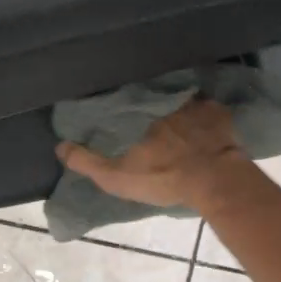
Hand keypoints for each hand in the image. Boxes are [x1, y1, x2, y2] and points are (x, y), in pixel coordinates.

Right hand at [54, 98, 263, 213]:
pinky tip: (205, 125)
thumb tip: (60, 145)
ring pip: (182, 101)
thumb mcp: (116, 176)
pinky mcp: (220, 113)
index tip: (121, 116)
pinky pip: (209, 109)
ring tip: (178, 123)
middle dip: (152, 108)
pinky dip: (205, 115)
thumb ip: (87, 162)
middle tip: (152, 120)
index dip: (122, 109)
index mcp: (140, 113)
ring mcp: (196, 104)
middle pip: (154, 100)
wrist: (213, 180)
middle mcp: (166, 101)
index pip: (125, 102)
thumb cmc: (162, 177)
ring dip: (178, 110)